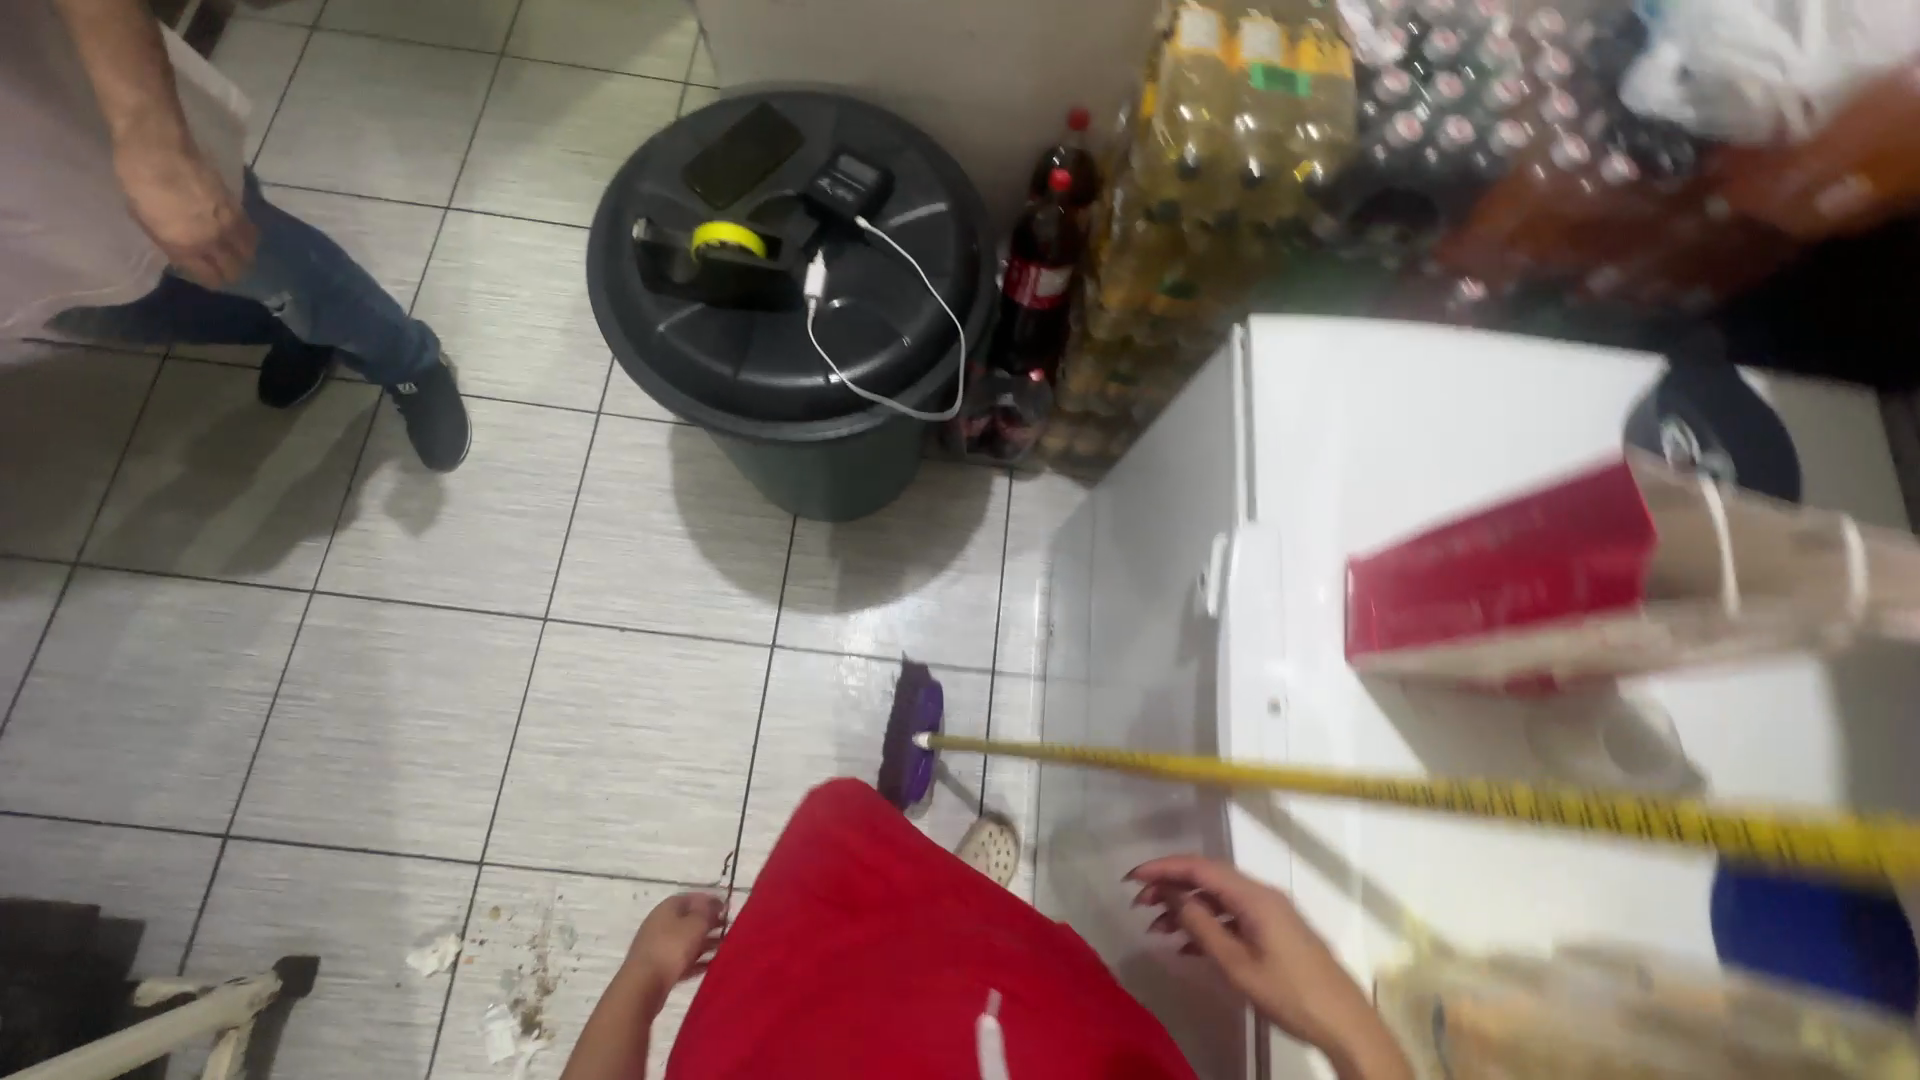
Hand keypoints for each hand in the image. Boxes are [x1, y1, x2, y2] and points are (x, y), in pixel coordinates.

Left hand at [112, 131, 255, 287]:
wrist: (159, 148)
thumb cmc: (138, 181)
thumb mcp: (143, 218)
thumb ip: (169, 241)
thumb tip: (185, 254)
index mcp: (185, 245)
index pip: (210, 276)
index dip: (210, 280)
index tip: (206, 279)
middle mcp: (213, 241)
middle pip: (235, 269)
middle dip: (231, 273)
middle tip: (224, 270)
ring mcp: (230, 226)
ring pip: (248, 253)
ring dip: (243, 257)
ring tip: (235, 254)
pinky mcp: (239, 211)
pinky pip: (250, 234)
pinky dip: (246, 240)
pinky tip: (238, 236)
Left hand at [621, 892, 724, 997]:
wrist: (643, 986)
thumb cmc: (672, 947)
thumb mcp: (696, 923)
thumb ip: (707, 911)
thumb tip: (713, 903)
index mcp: (668, 908)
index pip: (692, 898)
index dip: (711, 901)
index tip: (728, 909)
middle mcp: (661, 924)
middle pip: (689, 920)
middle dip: (709, 924)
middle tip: (728, 929)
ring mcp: (657, 947)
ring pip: (686, 941)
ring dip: (705, 943)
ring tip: (724, 949)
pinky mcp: (658, 968)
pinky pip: (681, 960)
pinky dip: (696, 961)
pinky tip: (711, 966)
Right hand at [1127, 856, 1380, 1055]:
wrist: (1346, 1025)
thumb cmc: (1290, 993)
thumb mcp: (1236, 964)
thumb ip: (1201, 924)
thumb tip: (1171, 893)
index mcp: (1253, 895)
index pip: (1199, 867)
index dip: (1163, 868)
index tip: (1132, 877)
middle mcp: (1261, 894)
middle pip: (1207, 878)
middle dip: (1170, 887)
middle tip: (1139, 904)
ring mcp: (1269, 912)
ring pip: (1218, 898)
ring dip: (1186, 908)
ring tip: (1156, 928)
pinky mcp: (1274, 930)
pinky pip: (1232, 916)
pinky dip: (1207, 924)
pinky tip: (1186, 945)